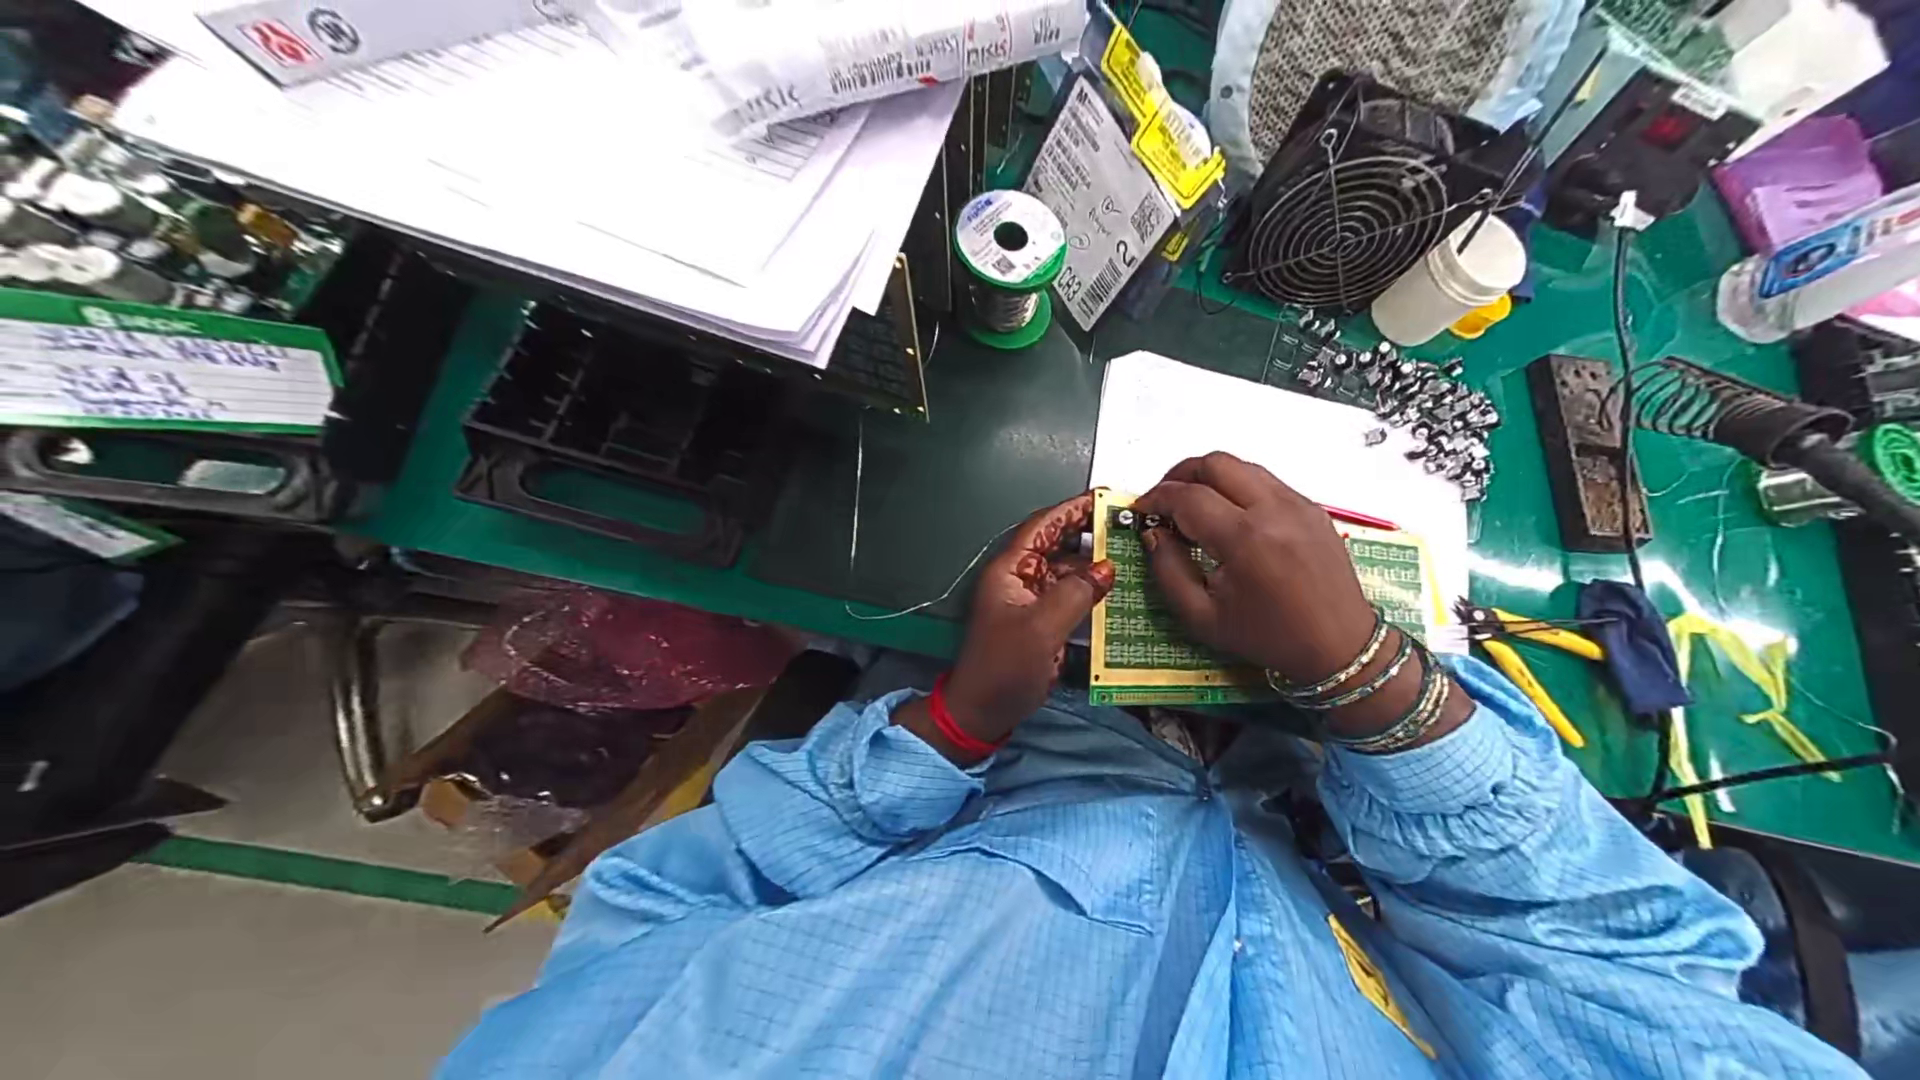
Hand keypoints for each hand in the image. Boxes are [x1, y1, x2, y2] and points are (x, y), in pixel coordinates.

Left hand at [896, 494, 1112, 761]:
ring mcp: (1032, 600)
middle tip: (1126, 525)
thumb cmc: (1003, 668)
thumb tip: (1107, 568)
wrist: (983, 711)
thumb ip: (1075, 593)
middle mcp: (1020, 578)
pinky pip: (1070, 596)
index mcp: (1010, 570)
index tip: (1103, 498)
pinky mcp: (1043, 621)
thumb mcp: (1041, 628)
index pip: (1042, 526)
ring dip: (1094, 562)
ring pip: (1066, 570)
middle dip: (1089, 533)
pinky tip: (1118, 590)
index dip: (1072, 509)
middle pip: (1057, 544)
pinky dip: (1091, 590)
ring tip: (1131, 554)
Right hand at [1135, 452, 1470, 745]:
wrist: (1339, 646)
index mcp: (1247, 540)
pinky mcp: (1311, 508)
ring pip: (1241, 465)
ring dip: (1209, 477)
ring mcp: (1298, 505)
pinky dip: (1236, 486)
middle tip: (1164, 499)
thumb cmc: (1271, 637)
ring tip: (1193, 505)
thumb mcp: (1201, 616)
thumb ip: (1167, 570)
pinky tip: (1226, 515)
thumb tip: (1153, 534)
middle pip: (1215, 463)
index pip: (1188, 496)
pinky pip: (1265, 480)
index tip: (1143, 508)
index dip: (1156, 497)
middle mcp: (1275, 512)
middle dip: (1180, 475)